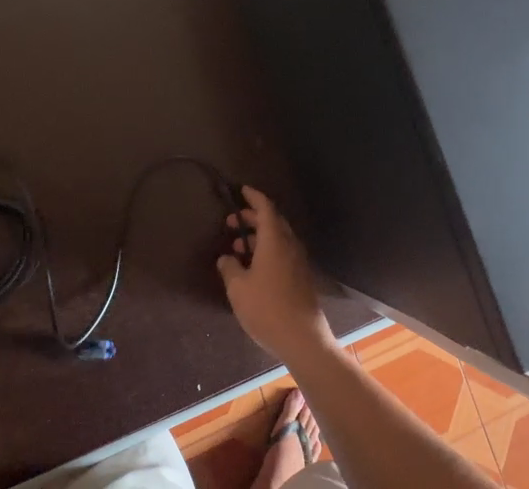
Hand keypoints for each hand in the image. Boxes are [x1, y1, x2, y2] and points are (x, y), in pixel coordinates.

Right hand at [216, 186, 337, 364]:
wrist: (302, 338)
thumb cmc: (267, 308)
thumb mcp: (238, 288)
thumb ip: (229, 268)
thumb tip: (226, 258)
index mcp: (275, 240)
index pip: (266, 208)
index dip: (253, 197)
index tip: (241, 190)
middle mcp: (290, 245)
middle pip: (272, 221)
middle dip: (252, 217)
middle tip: (231, 222)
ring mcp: (298, 261)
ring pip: (278, 238)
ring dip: (258, 237)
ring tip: (237, 248)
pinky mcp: (301, 277)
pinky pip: (282, 253)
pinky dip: (267, 250)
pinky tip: (252, 267)